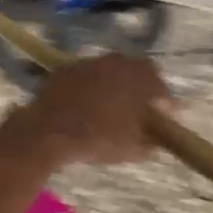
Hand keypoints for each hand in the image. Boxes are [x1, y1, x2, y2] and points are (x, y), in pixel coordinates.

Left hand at [19, 54, 170, 165]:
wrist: (49, 132)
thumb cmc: (97, 140)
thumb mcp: (131, 149)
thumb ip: (150, 144)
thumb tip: (156, 144)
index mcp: (140, 78)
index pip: (161, 89)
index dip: (164, 105)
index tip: (162, 118)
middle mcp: (117, 63)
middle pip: (137, 72)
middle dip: (141, 88)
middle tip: (138, 109)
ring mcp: (89, 62)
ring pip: (109, 70)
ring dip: (114, 84)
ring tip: (109, 105)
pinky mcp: (65, 68)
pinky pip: (84, 75)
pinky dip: (88, 86)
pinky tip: (83, 102)